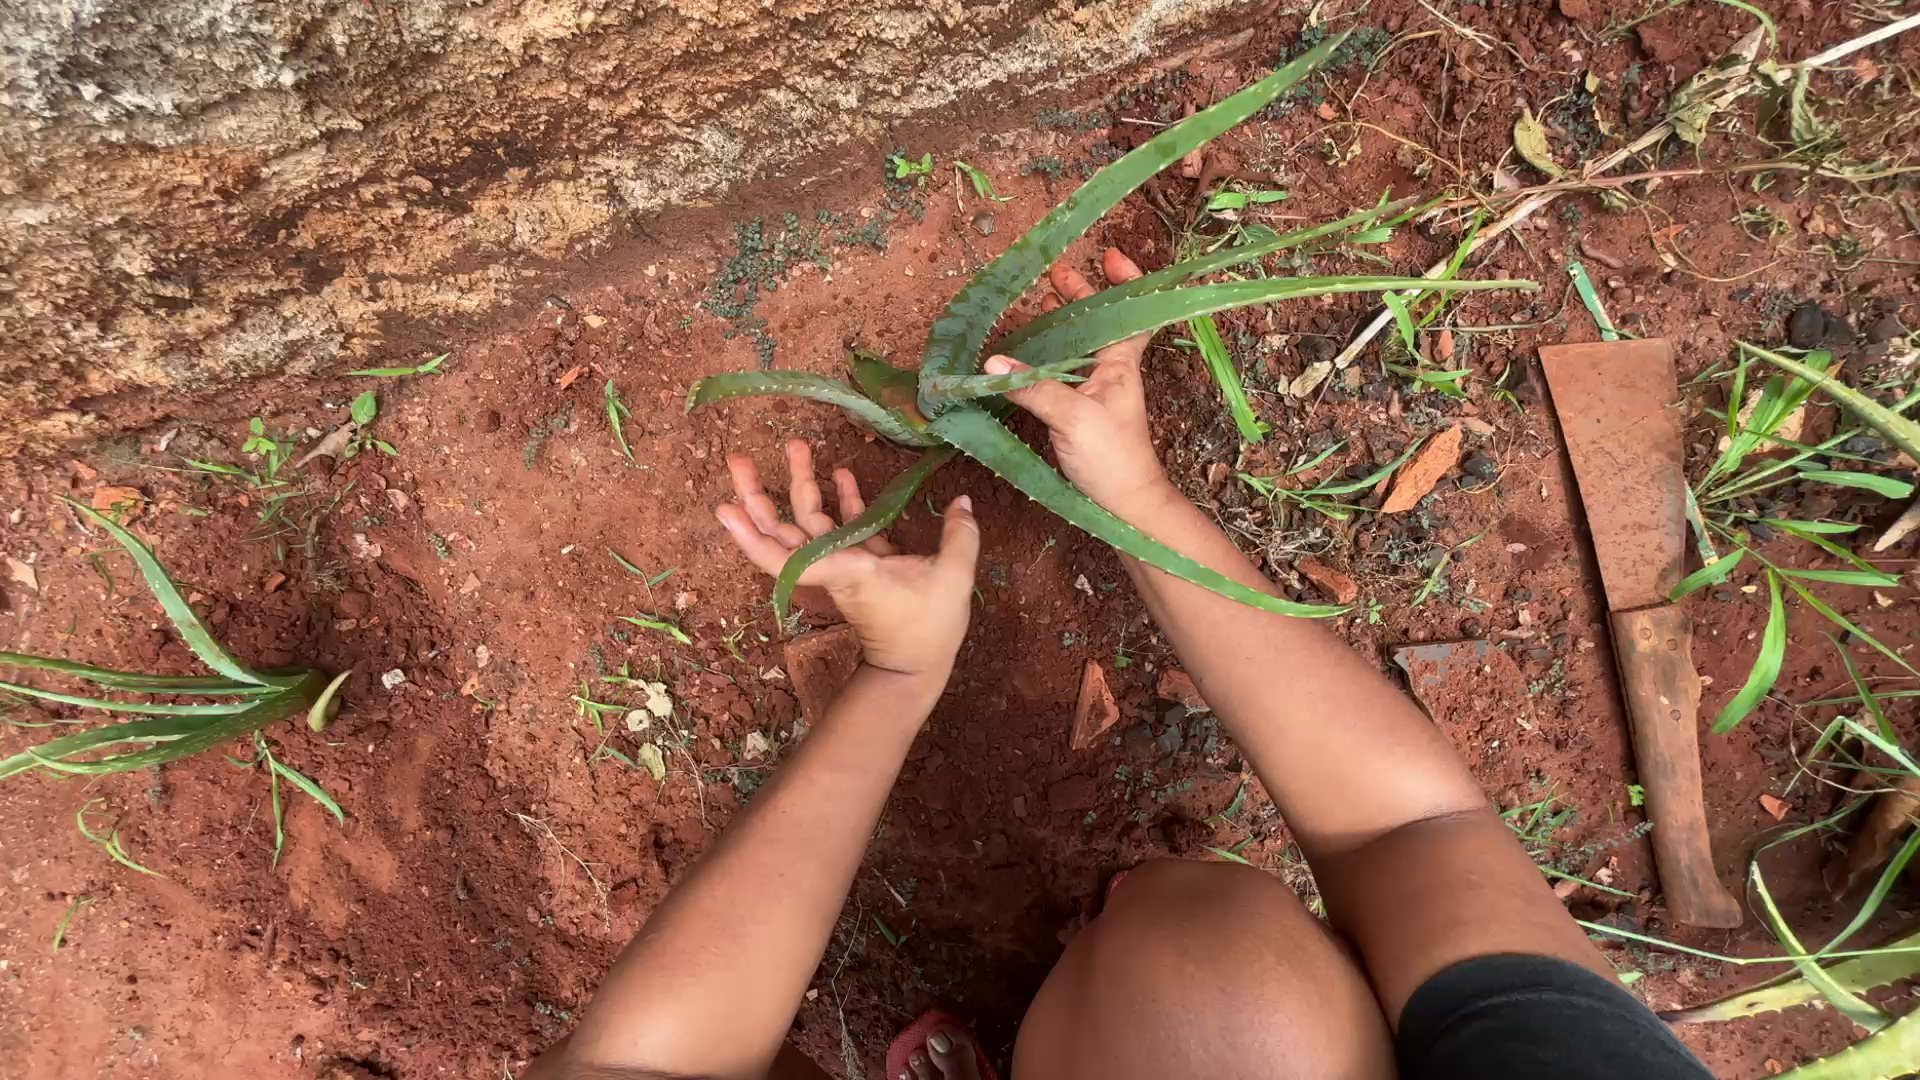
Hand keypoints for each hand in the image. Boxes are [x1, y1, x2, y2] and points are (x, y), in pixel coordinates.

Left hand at [716, 440, 980, 684]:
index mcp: (846, 569)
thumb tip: (964, 500)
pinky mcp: (861, 564)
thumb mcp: (952, 581)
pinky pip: (840, 527)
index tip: (722, 508)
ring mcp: (845, 563)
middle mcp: (835, 564)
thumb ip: (959, 537)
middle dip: (758, 494)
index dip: (750, 535)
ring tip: (795, 446)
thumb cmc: (928, 629)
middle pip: (782, 530)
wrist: (916, 667)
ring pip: (808, 523)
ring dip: (800, 485)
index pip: (785, 556)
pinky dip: (839, 501)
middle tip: (738, 457)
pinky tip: (840, 472)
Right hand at [986, 248, 1178, 518]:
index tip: (1108, 256)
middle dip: (1081, 295)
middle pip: (1099, 322)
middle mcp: (1109, 371)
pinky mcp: (1077, 412)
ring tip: (1042, 304)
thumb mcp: (1073, 417)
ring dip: (1063, 324)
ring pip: (1078, 347)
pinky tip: (1025, 356)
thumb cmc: (1111, 456)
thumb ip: (1034, 388)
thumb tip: (991, 364)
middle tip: (1055, 275)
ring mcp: (1093, 392)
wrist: (1123, 502)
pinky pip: (1060, 375)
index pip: (1135, 310)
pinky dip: (1046, 358)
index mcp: (1120, 363)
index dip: (1127, 281)